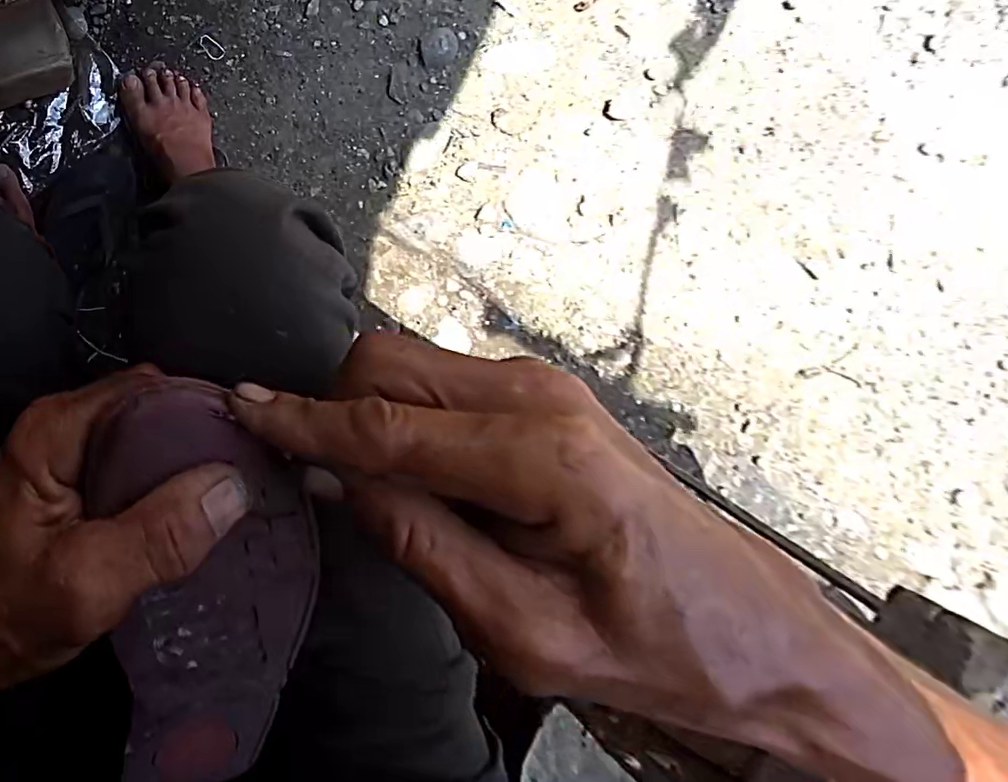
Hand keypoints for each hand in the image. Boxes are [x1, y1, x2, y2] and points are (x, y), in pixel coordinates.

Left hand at [0, 368, 248, 774]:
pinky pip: (129, 456)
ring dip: (182, 456)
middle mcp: (56, 422)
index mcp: (52, 429)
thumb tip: (229, 486)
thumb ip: (158, 535)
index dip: (196, 409)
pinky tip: (192, 503)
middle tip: (248, 468)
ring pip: (140, 431)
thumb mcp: (88, 583)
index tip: (246, 440)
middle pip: (143, 404)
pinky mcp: (71, 472)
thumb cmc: (8, 614)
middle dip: (195, 432)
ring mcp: (63, 446)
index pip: (141, 390)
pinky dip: (161, 475)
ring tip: (232, 486)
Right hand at [230, 333, 960, 781]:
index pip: (386, 426)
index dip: (304, 420)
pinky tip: (417, 463)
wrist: (763, 637)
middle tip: (326, 472)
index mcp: (545, 460)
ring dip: (361, 407)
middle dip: (332, 408)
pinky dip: (392, 407)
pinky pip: (425, 373)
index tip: (245, 407)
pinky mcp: (528, 385)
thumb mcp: (523, 634)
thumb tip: (331, 477)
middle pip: (382, 365)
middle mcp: (536, 395)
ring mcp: (535, 380)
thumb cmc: (654, 650)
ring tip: (382, 479)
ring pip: (396, 358)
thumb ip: (415, 542)